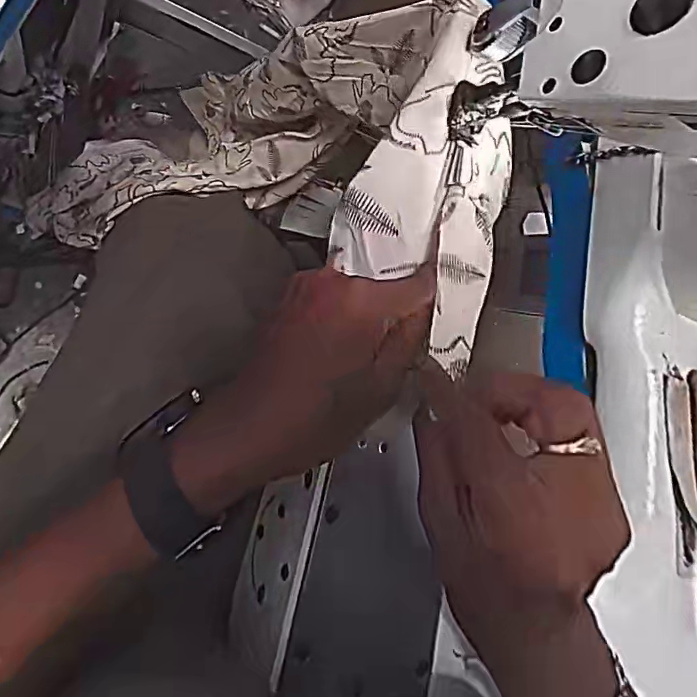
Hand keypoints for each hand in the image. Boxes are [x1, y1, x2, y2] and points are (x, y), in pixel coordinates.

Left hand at [172, 264, 434, 512]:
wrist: (247, 429)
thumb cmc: (305, 419)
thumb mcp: (380, 389)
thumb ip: (410, 338)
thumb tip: (424, 311)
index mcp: (360, 300)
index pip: (417, 277)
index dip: (437, 286)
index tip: (449, 292)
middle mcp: (331, 280)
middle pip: (386, 268)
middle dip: (404, 290)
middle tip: (415, 320)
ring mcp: (307, 284)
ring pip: (360, 276)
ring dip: (375, 297)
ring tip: (379, 336)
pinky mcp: (292, 295)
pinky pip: (335, 287)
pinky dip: (349, 304)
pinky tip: (350, 340)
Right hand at [413, 364, 630, 696]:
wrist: (538, 638)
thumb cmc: (492, 596)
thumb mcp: (443, 525)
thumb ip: (437, 458)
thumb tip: (433, 411)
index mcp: (513, 507)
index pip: (478, 424)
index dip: (454, 395)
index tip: (440, 381)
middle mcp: (567, 500)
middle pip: (549, 403)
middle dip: (508, 388)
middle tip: (480, 394)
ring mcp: (598, 499)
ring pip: (576, 411)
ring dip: (533, 400)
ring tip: (503, 409)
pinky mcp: (610, 499)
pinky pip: (587, 435)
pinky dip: (555, 421)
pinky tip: (530, 430)